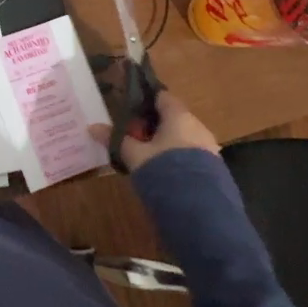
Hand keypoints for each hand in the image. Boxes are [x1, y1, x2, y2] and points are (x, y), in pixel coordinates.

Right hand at [89, 90, 220, 170]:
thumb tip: (92, 127)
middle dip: (154, 125)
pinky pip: (191, 155)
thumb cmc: (164, 170)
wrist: (201, 210)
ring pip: (183, 138)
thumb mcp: (135, 156)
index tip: (130, 108)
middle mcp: (198, 126)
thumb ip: (116, 140)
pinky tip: (165, 172)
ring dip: (166, 143)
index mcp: (179, 116)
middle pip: (173, 118)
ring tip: (147, 156)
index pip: (163, 96)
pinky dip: (177, 157)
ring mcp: (209, 148)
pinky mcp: (215, 169)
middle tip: (133, 136)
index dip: (146, 100)